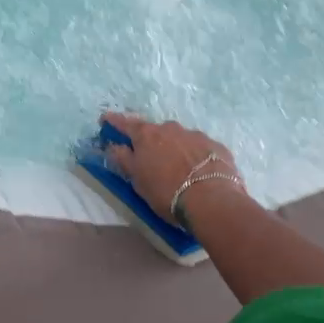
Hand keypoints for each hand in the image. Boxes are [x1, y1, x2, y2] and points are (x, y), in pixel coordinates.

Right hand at [100, 112, 248, 222]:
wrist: (214, 202)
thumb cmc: (167, 192)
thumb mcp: (137, 180)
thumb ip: (123, 159)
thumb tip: (112, 145)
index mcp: (146, 135)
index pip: (124, 123)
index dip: (114, 121)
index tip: (105, 120)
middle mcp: (170, 128)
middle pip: (156, 131)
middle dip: (153, 141)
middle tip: (153, 158)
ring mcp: (196, 135)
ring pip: (181, 139)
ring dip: (177, 149)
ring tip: (182, 169)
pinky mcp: (218, 147)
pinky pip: (203, 149)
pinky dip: (199, 157)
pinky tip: (203, 173)